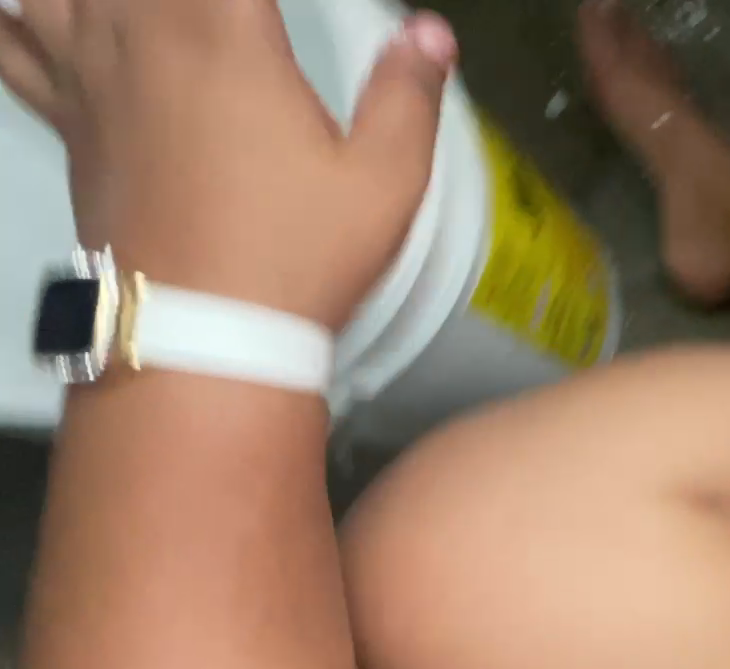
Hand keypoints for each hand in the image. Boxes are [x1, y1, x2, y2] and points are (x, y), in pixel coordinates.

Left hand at [0, 0, 457, 331]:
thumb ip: (407, 97)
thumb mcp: (387, 181)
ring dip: (122, 0)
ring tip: (177, 26)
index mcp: (223, 36)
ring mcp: (81, 64)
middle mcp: (135, 28)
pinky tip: (61, 24)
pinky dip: (27, 16)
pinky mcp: (59, 108)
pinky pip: (7, 30)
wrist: (212, 319)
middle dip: (210, 2)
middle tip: (241, 27)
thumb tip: (430, 30)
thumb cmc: (307, 248)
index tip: (280, 18)